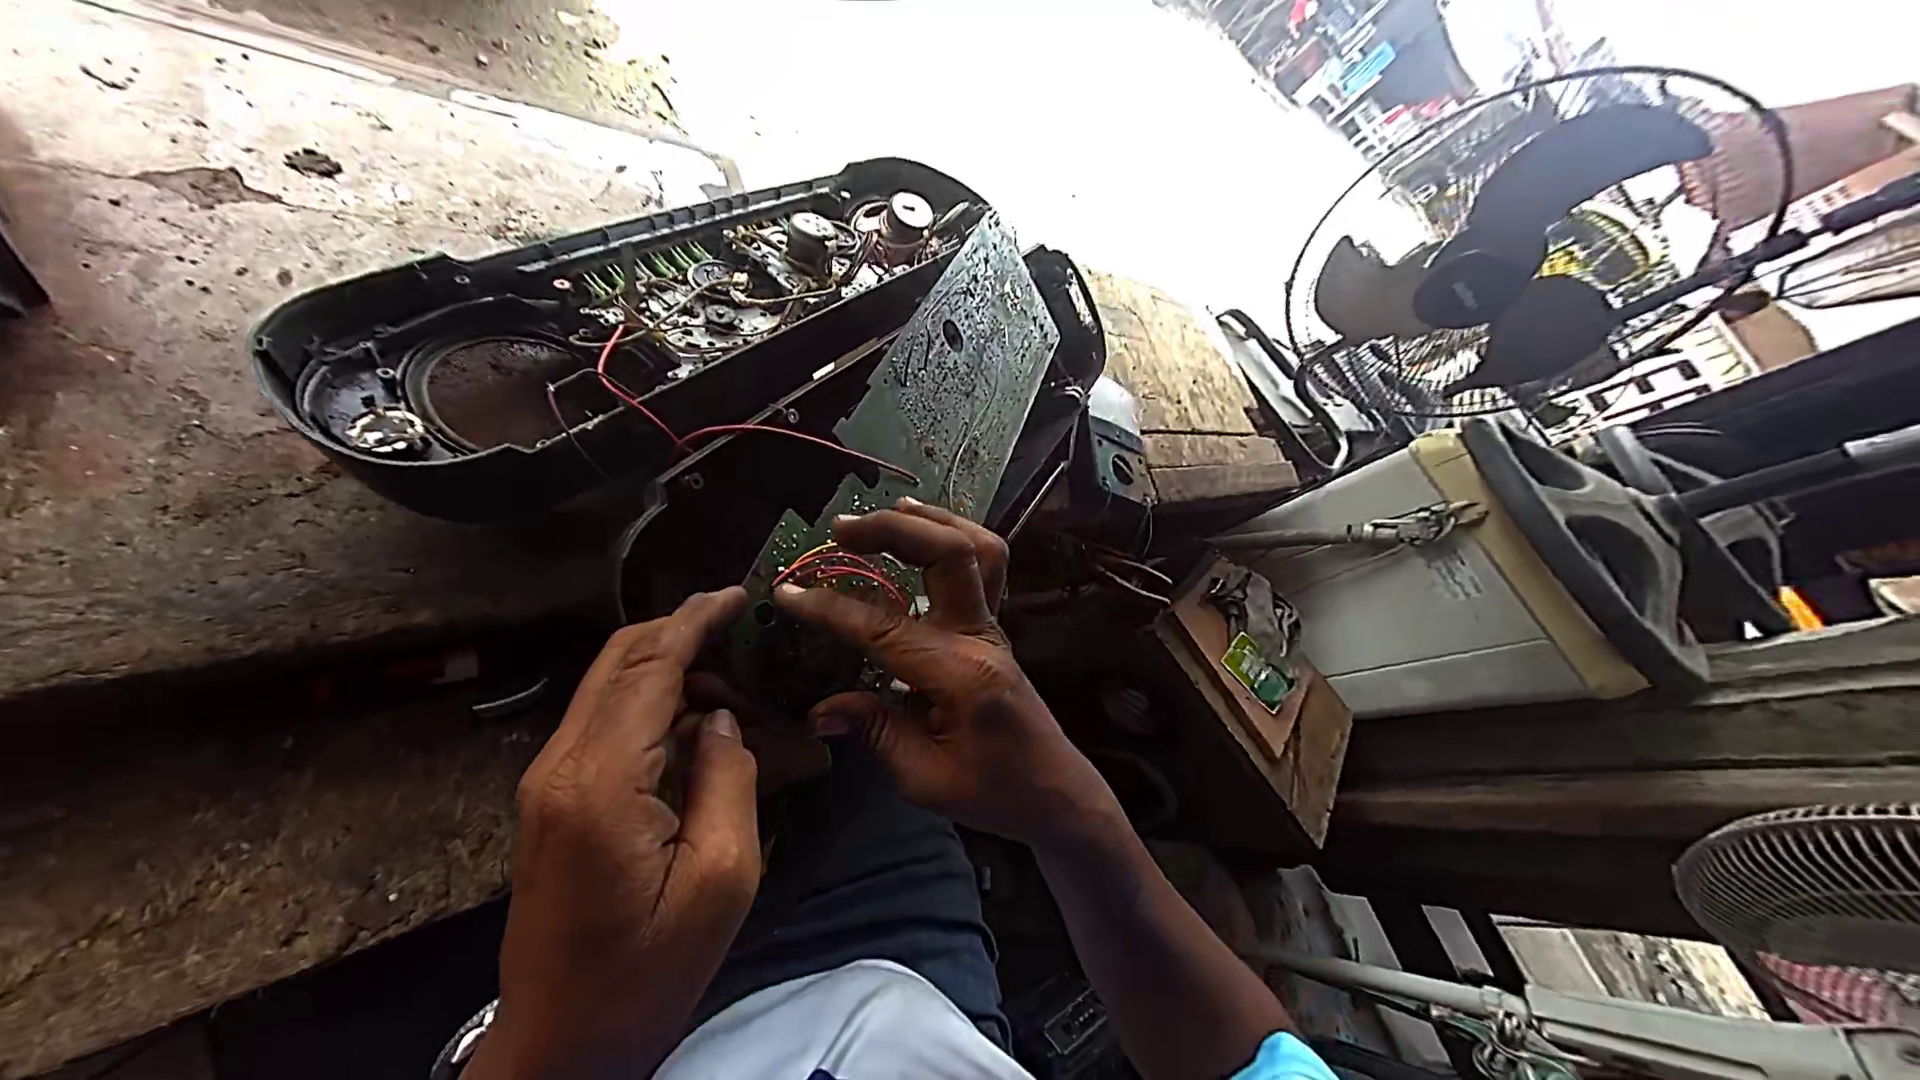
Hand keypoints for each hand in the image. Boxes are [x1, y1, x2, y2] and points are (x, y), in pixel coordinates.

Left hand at [469, 588, 757, 1079]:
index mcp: (602, 783)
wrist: (561, 1043)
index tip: (738, 595)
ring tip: (734, 688)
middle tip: (740, 624)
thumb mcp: (724, 876)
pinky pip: (608, 721)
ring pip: (611, 685)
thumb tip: (719, 718)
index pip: (649, 668)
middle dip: (680, 628)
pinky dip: (655, 701)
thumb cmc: (649, 969)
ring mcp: (550, 781)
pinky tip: (698, 722)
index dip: (696, 621)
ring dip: (671, 667)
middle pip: (619, 660)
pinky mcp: (555, 797)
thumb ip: (730, 778)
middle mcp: (562, 767)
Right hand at [774, 498, 1118, 847]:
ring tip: (887, 510)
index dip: (832, 609)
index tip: (789, 592)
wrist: (1055, 791)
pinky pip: (984, 565)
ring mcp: (994, 626)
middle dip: (894, 531)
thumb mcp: (926, 779)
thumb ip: (875, 732)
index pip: (886, 628)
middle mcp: (982, 637)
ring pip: (979, 547)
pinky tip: (923, 533)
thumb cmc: (994, 792)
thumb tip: (821, 708)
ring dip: (933, 520)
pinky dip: (952, 537)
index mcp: (962, 675)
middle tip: (841, 530)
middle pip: (950, 555)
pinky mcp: (994, 626)